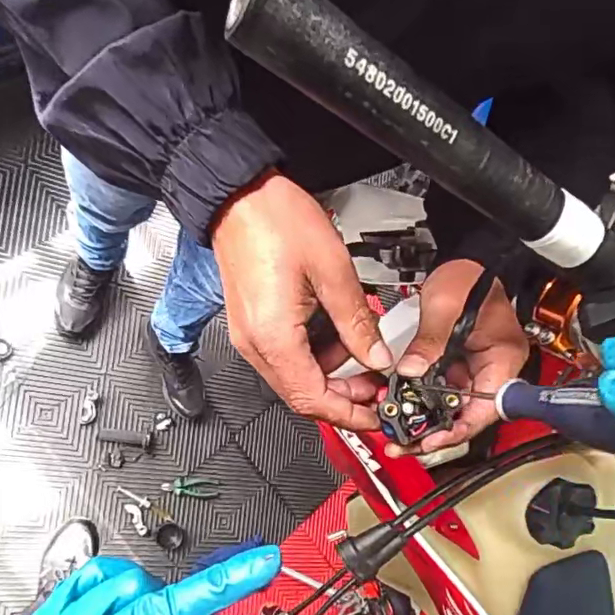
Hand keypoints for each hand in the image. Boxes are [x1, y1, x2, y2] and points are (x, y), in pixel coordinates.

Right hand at [215, 171, 388, 429]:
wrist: (238, 196)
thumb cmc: (274, 220)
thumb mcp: (332, 270)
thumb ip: (358, 322)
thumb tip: (376, 356)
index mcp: (274, 338)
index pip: (312, 399)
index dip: (347, 415)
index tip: (373, 418)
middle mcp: (256, 346)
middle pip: (302, 396)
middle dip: (343, 399)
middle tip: (376, 388)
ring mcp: (251, 338)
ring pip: (296, 379)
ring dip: (332, 378)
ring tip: (363, 359)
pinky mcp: (254, 327)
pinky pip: (287, 359)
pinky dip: (316, 360)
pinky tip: (338, 342)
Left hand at [381, 259, 529, 455]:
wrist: (470, 260)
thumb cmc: (473, 276)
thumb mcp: (446, 306)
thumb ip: (428, 342)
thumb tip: (409, 371)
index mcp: (503, 361)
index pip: (484, 412)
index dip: (455, 431)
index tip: (428, 441)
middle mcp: (491, 371)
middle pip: (462, 417)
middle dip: (430, 433)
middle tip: (400, 442)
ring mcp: (472, 371)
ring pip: (447, 409)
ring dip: (421, 421)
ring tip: (394, 432)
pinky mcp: (454, 367)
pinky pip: (436, 393)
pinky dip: (417, 402)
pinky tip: (397, 407)